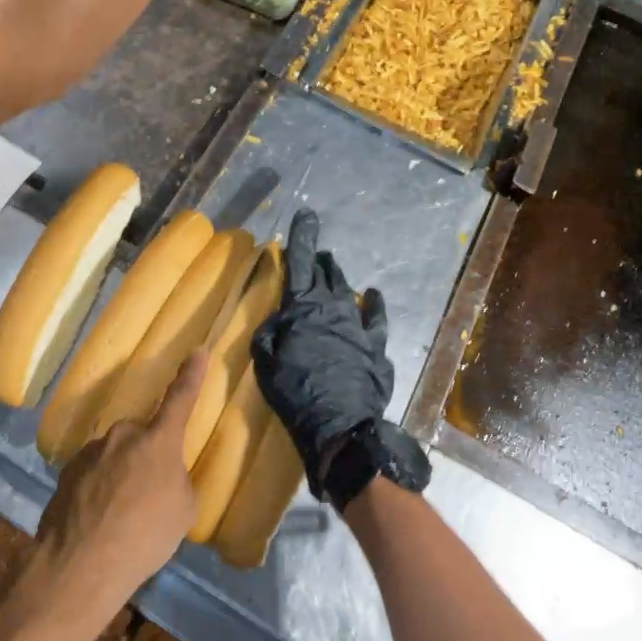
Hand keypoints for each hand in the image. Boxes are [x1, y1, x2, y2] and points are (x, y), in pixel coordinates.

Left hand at [34, 351, 208, 599]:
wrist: (81, 564)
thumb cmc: (145, 536)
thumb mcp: (182, 511)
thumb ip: (176, 482)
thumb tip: (163, 477)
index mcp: (159, 441)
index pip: (180, 399)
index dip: (191, 375)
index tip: (198, 350)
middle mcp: (124, 435)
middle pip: (141, 437)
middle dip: (145, 457)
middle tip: (147, 496)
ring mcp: (91, 451)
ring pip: (114, 456)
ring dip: (118, 476)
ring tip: (117, 518)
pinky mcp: (66, 471)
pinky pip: (91, 474)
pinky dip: (95, 491)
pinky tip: (95, 522)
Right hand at [251, 209, 393, 494]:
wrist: (340, 427)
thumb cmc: (294, 392)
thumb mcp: (264, 362)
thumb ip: (269, 333)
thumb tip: (279, 318)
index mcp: (304, 306)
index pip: (300, 261)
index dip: (301, 235)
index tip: (306, 213)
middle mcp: (334, 307)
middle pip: (326, 274)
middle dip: (319, 260)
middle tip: (315, 255)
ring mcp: (359, 327)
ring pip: (349, 292)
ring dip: (340, 280)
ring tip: (335, 272)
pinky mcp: (377, 348)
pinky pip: (376, 320)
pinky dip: (373, 306)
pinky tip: (373, 297)